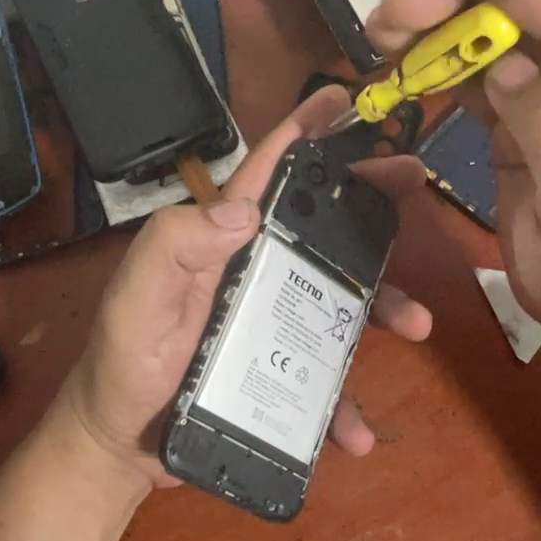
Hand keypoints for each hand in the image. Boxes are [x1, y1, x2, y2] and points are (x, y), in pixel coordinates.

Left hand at [53, 86, 432, 489]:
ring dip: (384, 307)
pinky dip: (346, 405)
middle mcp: (253, 273)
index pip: (263, 176)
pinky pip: (324, 382)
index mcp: (219, 243)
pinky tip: (358, 431)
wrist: (122, 442)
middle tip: (413, 179)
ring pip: (339, 300)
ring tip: (418, 322)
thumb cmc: (122, 361)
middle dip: (367, 198)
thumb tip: (245, 208)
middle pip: (320, 226)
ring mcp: (271, 323)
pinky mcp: (278, 373)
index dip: (301, 133)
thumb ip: (174, 245)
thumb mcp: (137, 296)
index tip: (344, 99)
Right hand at [366, 0, 540, 392]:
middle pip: (536, 17)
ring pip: (503, 42)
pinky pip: (485, 81)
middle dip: (464, 0)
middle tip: (393, 8)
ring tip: (386, 28)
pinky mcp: (534, 125)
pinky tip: (407, 62)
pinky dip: (443, 68)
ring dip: (444, 29)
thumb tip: (510, 66)